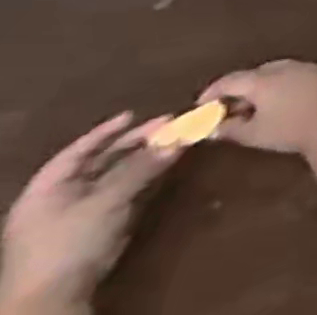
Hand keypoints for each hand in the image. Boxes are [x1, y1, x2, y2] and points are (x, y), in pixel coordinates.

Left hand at [0, 114, 179, 312]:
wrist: (56, 293)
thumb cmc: (69, 242)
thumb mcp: (105, 202)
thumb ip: (141, 168)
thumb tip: (179, 138)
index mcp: (47, 191)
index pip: (75, 153)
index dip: (103, 132)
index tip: (135, 113)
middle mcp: (61, 197)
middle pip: (100, 161)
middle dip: (135, 142)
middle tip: (170, 123)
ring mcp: (80, 211)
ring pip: (117, 175)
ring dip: (147, 156)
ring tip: (177, 140)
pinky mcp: (99, 223)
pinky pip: (125, 189)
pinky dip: (146, 174)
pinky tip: (167, 165)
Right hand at [196, 61, 316, 155]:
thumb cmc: (290, 129)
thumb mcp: (252, 133)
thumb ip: (229, 128)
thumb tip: (213, 127)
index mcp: (266, 79)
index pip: (231, 80)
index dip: (213, 91)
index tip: (202, 104)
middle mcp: (291, 68)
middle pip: (259, 72)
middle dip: (243, 87)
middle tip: (234, 106)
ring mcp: (315, 68)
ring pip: (284, 71)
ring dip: (268, 85)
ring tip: (260, 106)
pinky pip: (304, 75)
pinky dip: (290, 85)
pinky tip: (289, 102)